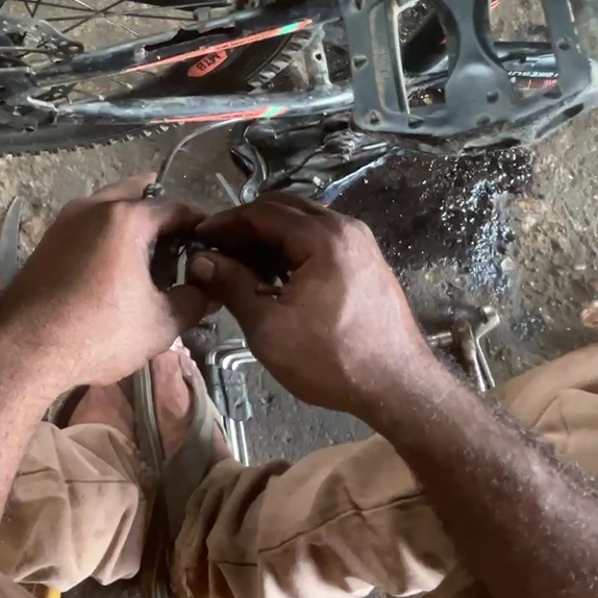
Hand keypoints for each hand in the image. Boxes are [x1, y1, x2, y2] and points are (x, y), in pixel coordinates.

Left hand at [0, 176, 211, 394]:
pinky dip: (107, 235)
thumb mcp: (160, 323)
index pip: (175, 208)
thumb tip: (209, 289)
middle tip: (181, 243)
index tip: (211, 244)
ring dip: (132, 222)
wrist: (26, 351)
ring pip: (108, 208)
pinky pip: (88, 226)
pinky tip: (116, 267)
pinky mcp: (47, 241)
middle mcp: (92, 207)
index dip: (199, 225)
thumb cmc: (98, 333)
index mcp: (125, 218)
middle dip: (162, 214)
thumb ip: (194, 300)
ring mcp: (64, 222)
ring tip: (151, 256)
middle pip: (137, 196)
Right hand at [188, 193, 443, 418]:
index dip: (225, 222)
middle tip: (217, 249)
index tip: (198, 237)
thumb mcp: (268, 327)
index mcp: (322, 237)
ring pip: (304, 223)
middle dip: (246, 225)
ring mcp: (361, 244)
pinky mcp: (367, 262)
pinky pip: (321, 239)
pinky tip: (273, 275)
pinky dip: (292, 247)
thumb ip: (231, 285)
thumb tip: (200, 260)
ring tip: (240, 263)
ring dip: (269, 236)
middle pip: (284, 209)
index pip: (262, 212)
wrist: (398, 389)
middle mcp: (345, 228)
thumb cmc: (331, 360)